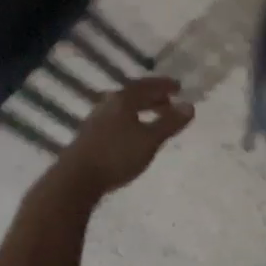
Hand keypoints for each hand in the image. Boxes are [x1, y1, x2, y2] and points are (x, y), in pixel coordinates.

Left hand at [53, 77, 194, 195]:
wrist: (76, 179)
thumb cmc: (116, 156)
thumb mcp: (149, 140)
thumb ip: (169, 123)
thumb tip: (190, 106)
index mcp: (122, 100)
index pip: (146, 86)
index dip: (164, 86)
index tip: (178, 87)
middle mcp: (107, 105)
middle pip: (133, 95)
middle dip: (153, 97)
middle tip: (169, 102)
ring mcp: (95, 120)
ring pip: (123, 108)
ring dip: (141, 109)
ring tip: (154, 118)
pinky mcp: (89, 135)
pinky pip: (116, 120)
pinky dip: (130, 120)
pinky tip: (133, 134)